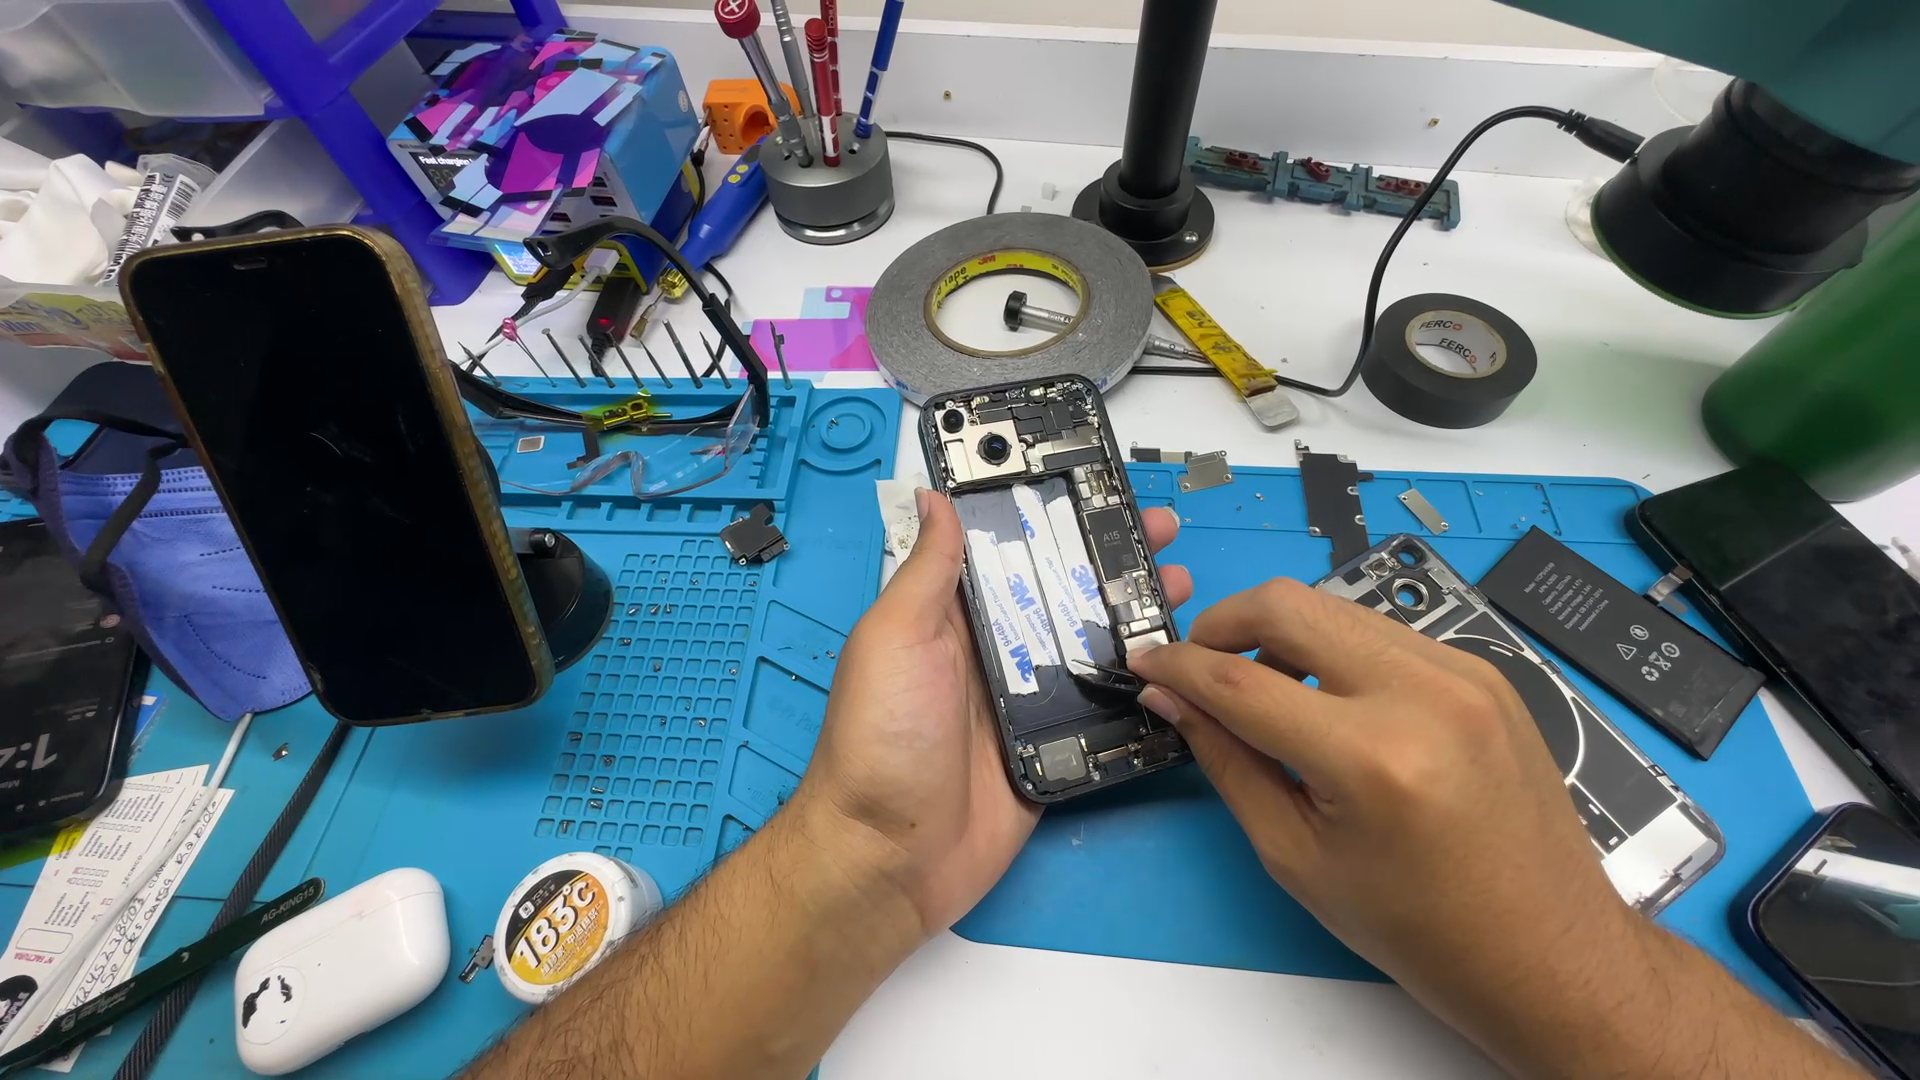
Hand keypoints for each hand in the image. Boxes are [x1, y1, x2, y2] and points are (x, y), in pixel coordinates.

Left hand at [790, 490, 1190, 939]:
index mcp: (955, 614)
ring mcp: (1029, 697)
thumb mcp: (895, 637)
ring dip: (1134, 611)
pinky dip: (1141, 682)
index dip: (1052, 518)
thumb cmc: (882, 738)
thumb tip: (935, 497)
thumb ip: (926, 571)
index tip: (1096, 488)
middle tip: (1159, 533)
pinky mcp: (1056, 744)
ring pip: (1092, 642)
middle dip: (1111, 558)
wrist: (893, 856)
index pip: (1011, 550)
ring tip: (1179, 583)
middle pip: (1063, 591)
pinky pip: (1106, 705)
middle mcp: (996, 649)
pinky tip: (1176, 660)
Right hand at [1126, 579, 1633, 1041]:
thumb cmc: (1413, 925)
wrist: (1551, 953)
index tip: (1144, 662)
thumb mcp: (1293, 853)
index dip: (1177, 666)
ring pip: (1328, 605)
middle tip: (1199, 667)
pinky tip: (1323, 697)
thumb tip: (1170, 697)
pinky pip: (1373, 629)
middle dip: (1221, 623)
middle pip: (1285, 605)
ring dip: (1274, 634)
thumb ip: (1225, 758)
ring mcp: (1461, 671)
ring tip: (1263, 690)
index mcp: (1371, 758)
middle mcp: (1422, 693)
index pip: (1240, 682)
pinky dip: (1326, 647)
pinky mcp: (1480, 670)